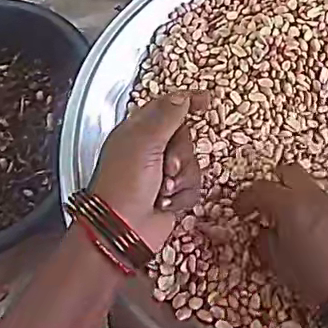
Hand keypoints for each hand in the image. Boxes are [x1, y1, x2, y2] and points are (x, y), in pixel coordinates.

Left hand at [89, 91, 206, 251]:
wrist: (121, 230)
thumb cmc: (125, 183)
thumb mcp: (144, 143)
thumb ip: (166, 117)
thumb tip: (182, 97)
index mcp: (136, 131)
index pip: (166, 107)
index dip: (186, 101)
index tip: (206, 101)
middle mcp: (149, 149)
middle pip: (184, 136)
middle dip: (180, 153)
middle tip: (168, 166)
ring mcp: (161, 173)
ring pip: (192, 162)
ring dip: (182, 177)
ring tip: (164, 189)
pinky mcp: (172, 195)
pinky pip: (193, 186)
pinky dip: (182, 195)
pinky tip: (166, 203)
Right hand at [236, 164, 327, 307]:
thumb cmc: (313, 276)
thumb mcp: (280, 263)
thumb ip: (266, 242)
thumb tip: (262, 232)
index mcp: (288, 204)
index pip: (260, 189)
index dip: (245, 199)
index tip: (239, 211)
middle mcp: (310, 196)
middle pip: (287, 172)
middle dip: (272, 184)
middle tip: (263, 205)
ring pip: (305, 185)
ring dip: (292, 195)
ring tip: (284, 220)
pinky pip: (319, 200)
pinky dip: (307, 206)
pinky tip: (305, 229)